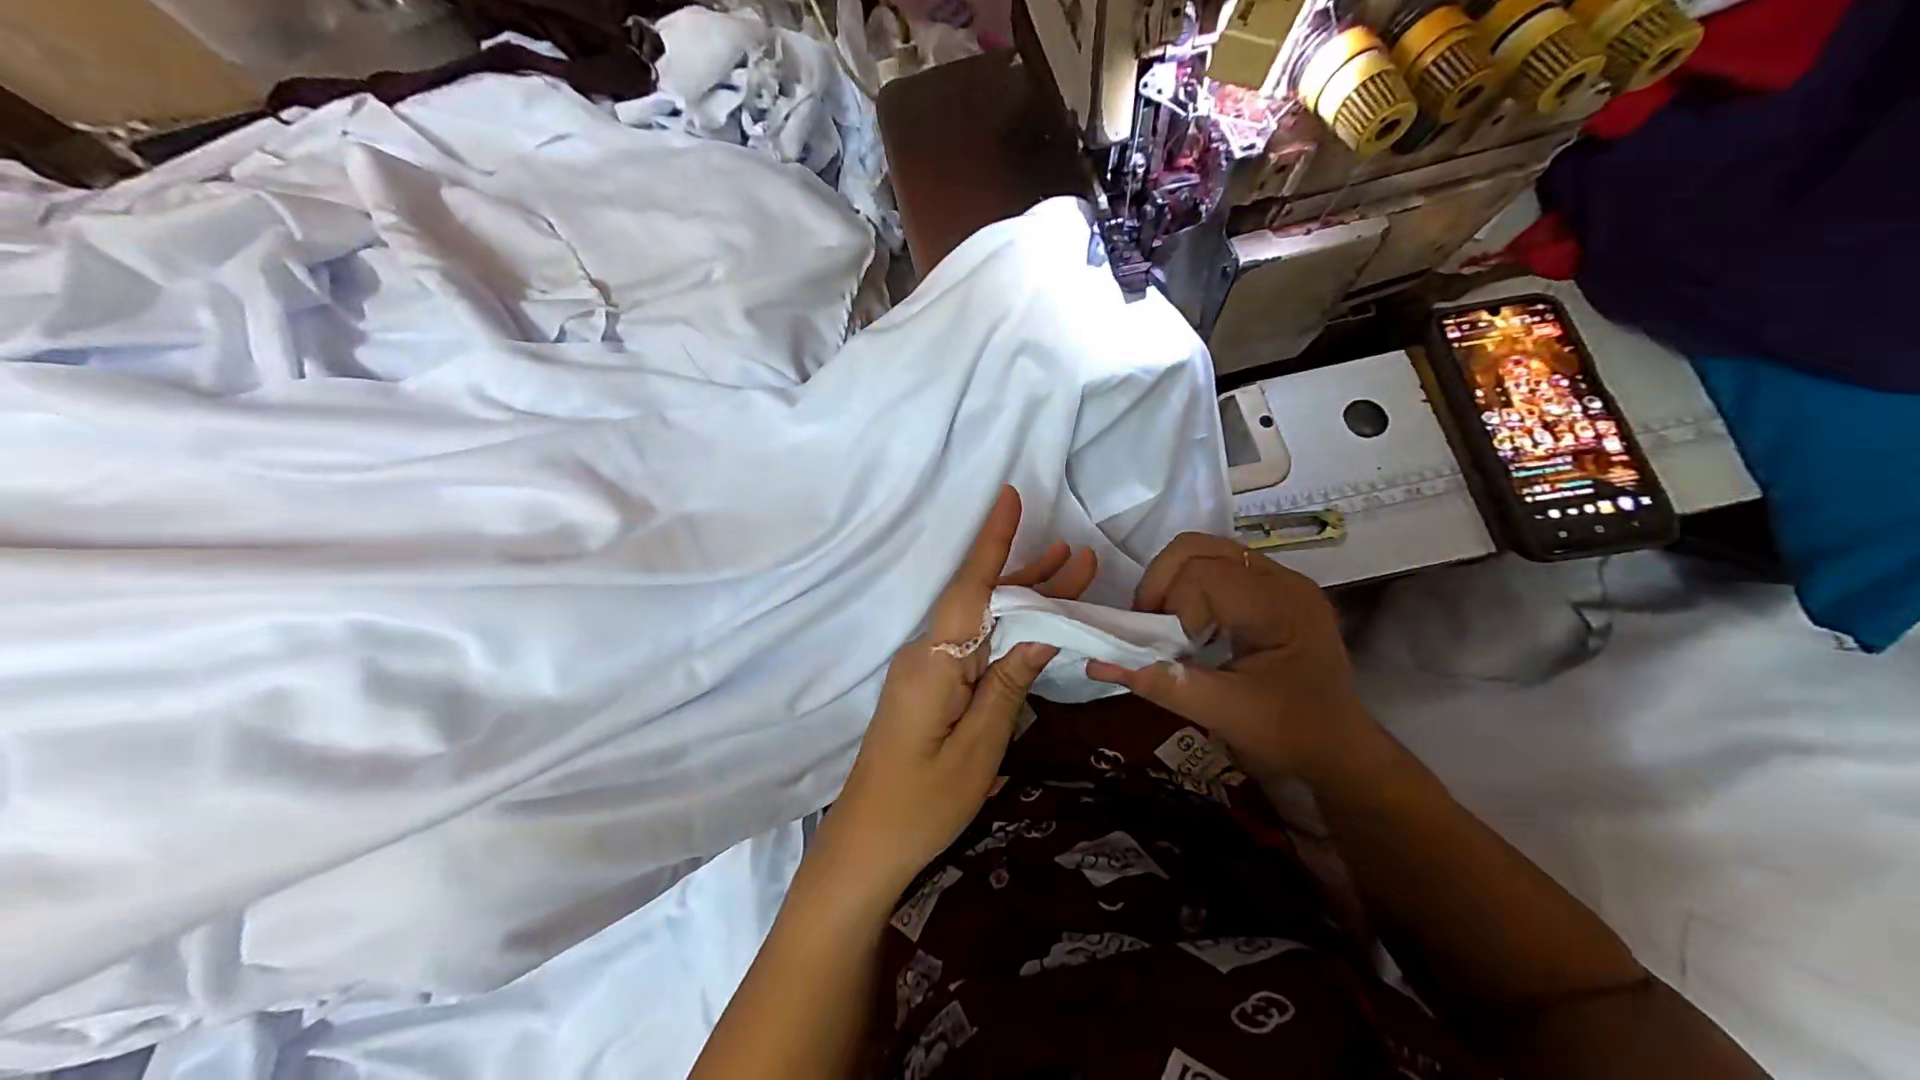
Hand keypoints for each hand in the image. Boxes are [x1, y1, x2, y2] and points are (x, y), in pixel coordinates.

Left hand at [817, 486, 1096, 900]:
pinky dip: (1004, 631)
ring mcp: (924, 672)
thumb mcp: (979, 748)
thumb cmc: (922, 805)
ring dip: (1019, 600)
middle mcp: (925, 655)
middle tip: (1079, 557)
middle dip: (1027, 575)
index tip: (1009, 497)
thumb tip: (1044, 631)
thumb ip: (1009, 684)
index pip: (970, 589)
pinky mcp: (928, 689)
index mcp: (935, 664)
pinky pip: (970, 647)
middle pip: (980, 602)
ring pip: (977, 623)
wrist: (866, 846)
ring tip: (1067, 575)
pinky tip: (1032, 626)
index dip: (992, 542)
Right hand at [1086, 532, 1383, 784]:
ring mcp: (1279, 582)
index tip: (1163, 647)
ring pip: (1205, 550)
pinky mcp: (1271, 592)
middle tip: (1151, 624)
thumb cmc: (1289, 735)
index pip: (1203, 574)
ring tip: (1167, 623)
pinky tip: (1192, 623)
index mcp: (1280, 606)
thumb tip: (1097, 663)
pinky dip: (1189, 585)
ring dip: (1173, 580)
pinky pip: (1217, 566)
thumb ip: (1162, 684)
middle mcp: (1282, 580)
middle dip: (1161, 581)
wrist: (1339, 754)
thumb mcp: (1223, 714)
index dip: (1170, 605)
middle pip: (1199, 547)